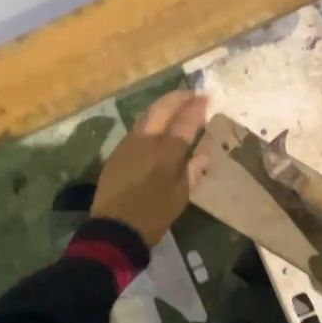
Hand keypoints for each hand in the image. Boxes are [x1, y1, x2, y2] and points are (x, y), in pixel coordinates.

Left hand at [90, 91, 210, 246]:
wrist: (114, 228)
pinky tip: (157, 125)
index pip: (185, 122)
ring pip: (147, 115)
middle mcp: (146, 141)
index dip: (196, 109)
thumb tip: (204, 153)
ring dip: (163, 106)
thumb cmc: (153, 216)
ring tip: (177, 104)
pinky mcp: (117, 151)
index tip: (206, 98)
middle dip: (179, 98)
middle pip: (162, 109)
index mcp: (166, 153)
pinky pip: (137, 128)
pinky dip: (151, 120)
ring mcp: (128, 144)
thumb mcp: (180, 197)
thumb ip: (193, 171)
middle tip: (193, 94)